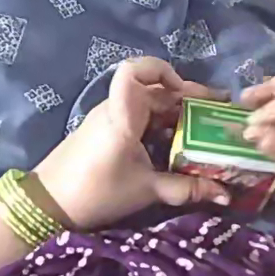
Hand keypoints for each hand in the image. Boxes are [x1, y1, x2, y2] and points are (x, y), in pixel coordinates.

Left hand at [33, 57, 232, 228]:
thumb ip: (186, 189)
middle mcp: (115, 109)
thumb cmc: (97, 192)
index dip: (162, 71)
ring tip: (201, 131)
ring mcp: (108, 119)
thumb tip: (226, 194)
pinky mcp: (104, 132)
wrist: (49, 205)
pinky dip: (158, 126)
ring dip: (173, 115)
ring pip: (147, 105)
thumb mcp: (146, 190)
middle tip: (215, 114)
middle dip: (184, 99)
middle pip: (152, 89)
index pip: (135, 70)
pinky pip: (137, 118)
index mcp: (122, 114)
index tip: (185, 92)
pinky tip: (175, 145)